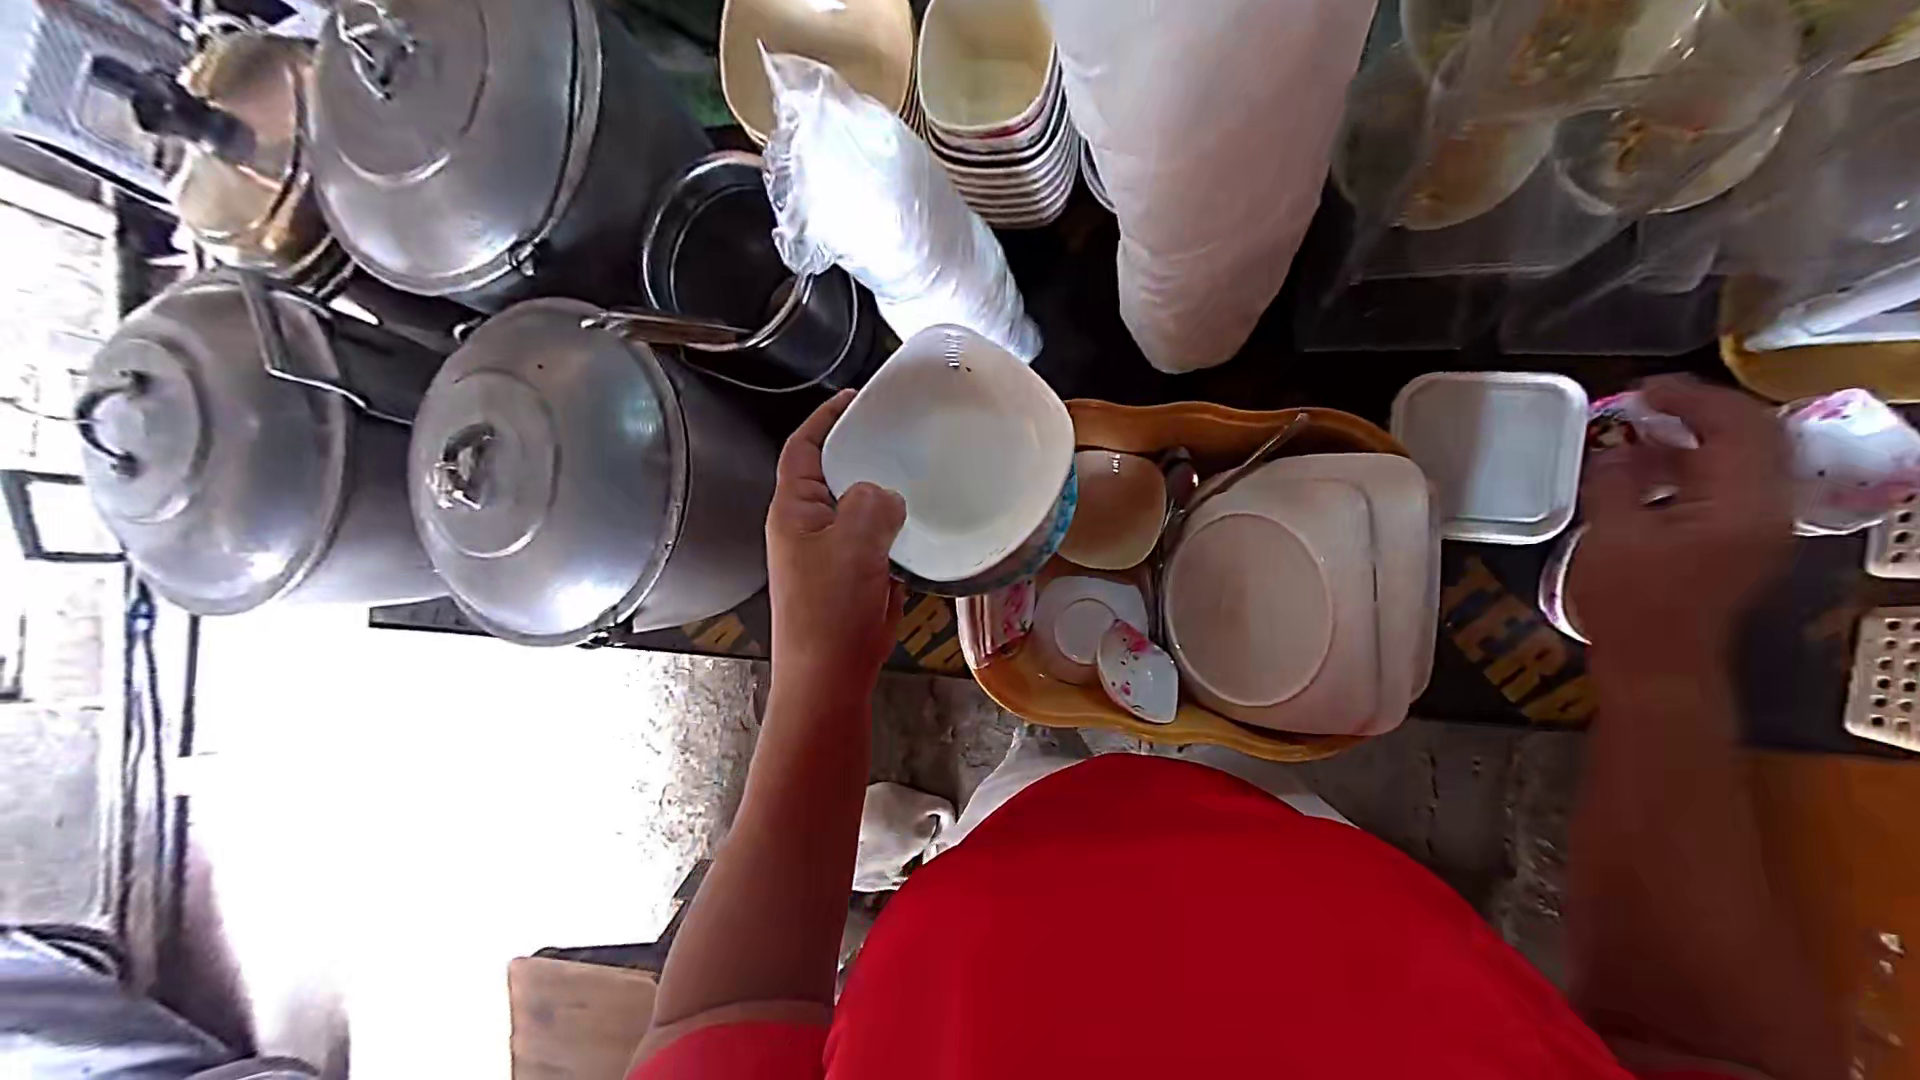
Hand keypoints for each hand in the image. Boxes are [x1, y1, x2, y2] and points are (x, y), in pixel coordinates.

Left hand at [767, 390, 907, 697]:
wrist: (829, 677)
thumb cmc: (831, 611)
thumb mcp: (853, 545)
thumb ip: (871, 504)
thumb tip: (886, 497)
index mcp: (794, 511)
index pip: (803, 449)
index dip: (824, 419)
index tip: (854, 399)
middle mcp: (807, 528)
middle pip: (833, 477)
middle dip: (862, 457)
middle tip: (898, 438)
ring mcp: (828, 555)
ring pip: (858, 511)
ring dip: (882, 498)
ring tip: (915, 478)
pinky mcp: (849, 579)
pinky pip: (873, 542)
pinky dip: (892, 533)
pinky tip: (916, 529)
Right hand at [1570, 376, 1791, 665]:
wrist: (1656, 659)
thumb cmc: (1631, 601)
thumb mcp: (1612, 535)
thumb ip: (1617, 483)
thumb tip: (1616, 450)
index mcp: (1742, 505)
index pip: (1739, 429)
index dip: (1693, 400)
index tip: (1644, 388)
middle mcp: (1766, 509)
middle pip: (1752, 439)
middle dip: (1700, 413)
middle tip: (1646, 402)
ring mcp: (1756, 527)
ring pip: (1741, 461)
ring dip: (1694, 439)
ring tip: (1640, 430)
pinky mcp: (1736, 540)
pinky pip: (1725, 486)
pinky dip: (1691, 466)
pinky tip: (1648, 468)